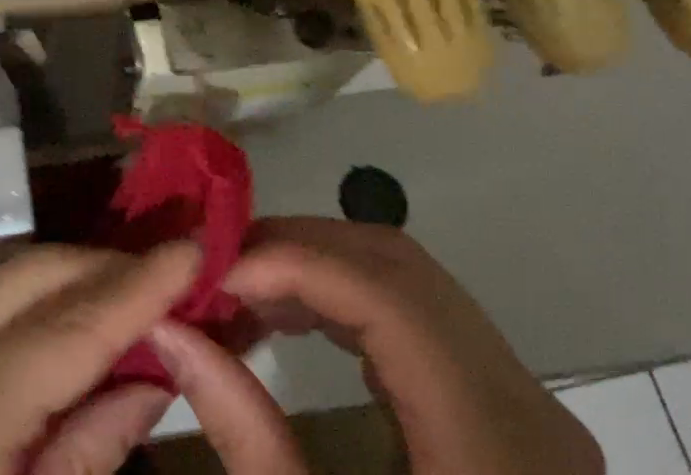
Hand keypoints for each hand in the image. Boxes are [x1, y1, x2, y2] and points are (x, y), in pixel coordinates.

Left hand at [0, 242, 199, 474]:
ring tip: (135, 293)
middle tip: (174, 275)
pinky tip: (73, 319)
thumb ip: (89, 452)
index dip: (138, 285)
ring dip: (73, 278)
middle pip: (31, 277)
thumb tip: (150, 379)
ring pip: (2, 280)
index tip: (196, 248)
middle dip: (107, 265)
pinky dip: (33, 302)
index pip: (69, 328)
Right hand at [149, 217, 600, 474]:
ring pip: (409, 281)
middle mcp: (521, 398)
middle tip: (211, 269)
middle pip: (399, 267)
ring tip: (237, 293)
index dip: (291, 263)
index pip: (386, 296)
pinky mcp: (499, 407)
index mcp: (489, 440)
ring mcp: (518, 399)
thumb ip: (244, 434)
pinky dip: (344, 300)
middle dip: (295, 249)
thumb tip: (169, 332)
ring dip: (316, 268)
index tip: (207, 275)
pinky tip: (289, 320)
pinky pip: (419, 317)